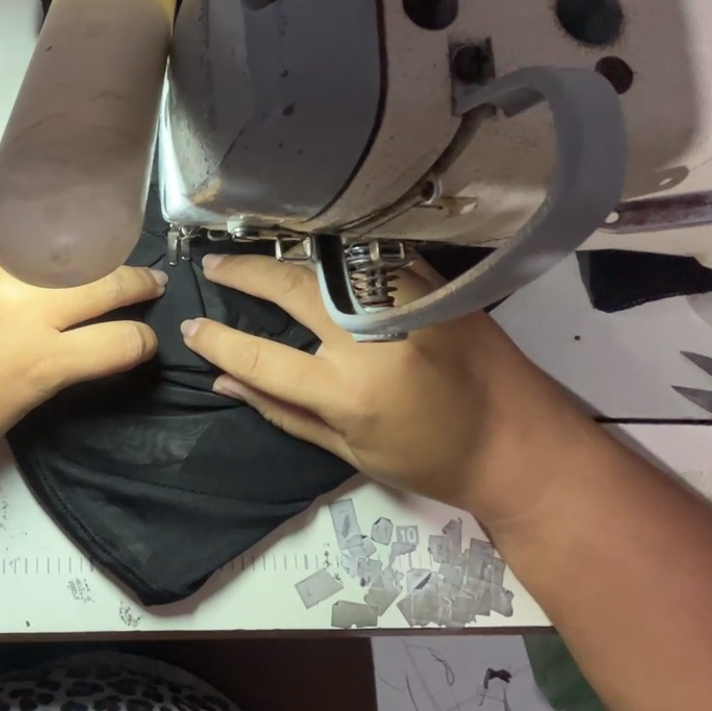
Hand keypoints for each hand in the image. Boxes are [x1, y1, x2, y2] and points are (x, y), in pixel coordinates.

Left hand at [0, 244, 165, 495]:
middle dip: (137, 284)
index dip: (142, 344)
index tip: (145, 343)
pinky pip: (10, 247)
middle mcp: (22, 305)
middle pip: (103, 281)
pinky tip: (37, 259)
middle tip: (151, 285)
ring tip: (104, 261)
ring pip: (60, 251)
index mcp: (38, 360)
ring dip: (91, 258)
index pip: (118, 342)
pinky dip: (35, 254)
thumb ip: (38, 377)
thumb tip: (55, 353)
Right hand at [182, 254, 571, 518]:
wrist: (522, 442)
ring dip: (282, 254)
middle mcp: (372, 338)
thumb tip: (224, 381)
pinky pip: (366, 259)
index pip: (259, 357)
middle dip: (242, 273)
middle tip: (213, 265)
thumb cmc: (431, 460)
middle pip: (289, 289)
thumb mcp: (348, 451)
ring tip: (251, 251)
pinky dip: (331, 253)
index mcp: (349, 390)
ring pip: (326, 263)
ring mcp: (404, 302)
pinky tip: (310, 250)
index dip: (216, 341)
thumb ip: (281, 411)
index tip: (190, 327)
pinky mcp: (430, 285)